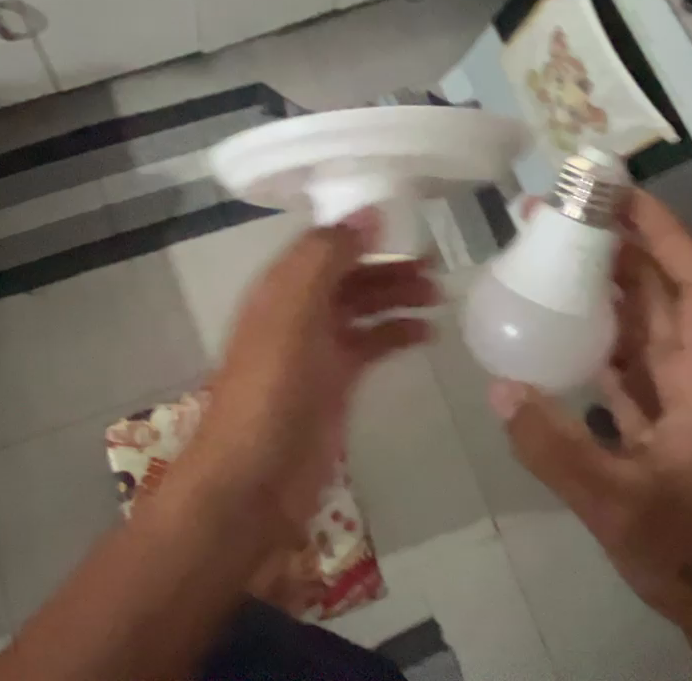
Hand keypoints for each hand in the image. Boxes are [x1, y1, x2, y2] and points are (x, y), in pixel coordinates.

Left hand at [182, 212, 437, 532]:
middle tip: (437, 264)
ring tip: (439, 294)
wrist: (252, 482)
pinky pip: (370, 346)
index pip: (323, 244)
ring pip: (361, 308)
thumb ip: (326, 258)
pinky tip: (428, 334)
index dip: (361, 230)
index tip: (409, 221)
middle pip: (346, 275)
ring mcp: (315, 349)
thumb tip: (369, 209)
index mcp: (279, 288)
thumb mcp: (292, 314)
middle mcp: (296, 311)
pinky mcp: (334, 385)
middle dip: (386, 264)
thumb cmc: (270, 391)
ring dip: (396, 296)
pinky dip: (396, 335)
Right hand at [490, 192, 691, 677]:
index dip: (661, 231)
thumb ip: (556, 448)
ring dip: (602, 281)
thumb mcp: (621, 505)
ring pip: (643, 318)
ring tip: (547, 251)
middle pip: (662, 288)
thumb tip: (497, 385)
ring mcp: (681, 396)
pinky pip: (627, 356)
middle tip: (554, 213)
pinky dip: (595, 329)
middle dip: (615, 242)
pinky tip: (556, 321)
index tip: (613, 194)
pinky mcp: (662, 419)